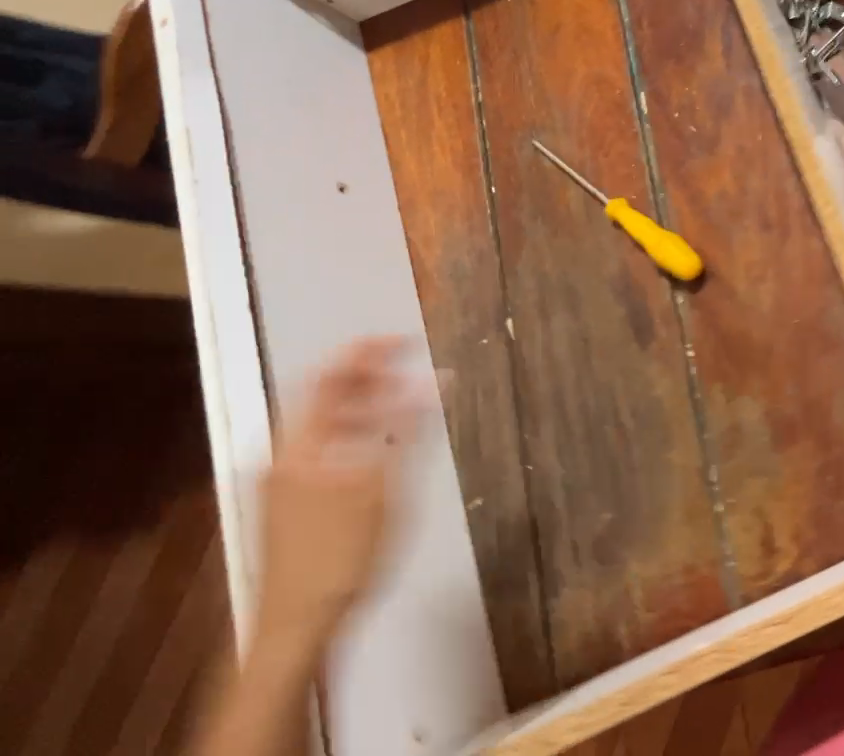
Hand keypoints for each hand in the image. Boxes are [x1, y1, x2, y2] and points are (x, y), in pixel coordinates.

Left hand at [257, 336, 425, 647]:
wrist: (296, 624)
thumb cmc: (343, 555)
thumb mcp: (383, 489)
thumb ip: (407, 430)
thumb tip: (438, 380)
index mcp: (299, 447)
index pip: (328, 379)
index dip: (366, 352)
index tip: (408, 341)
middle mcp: (283, 455)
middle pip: (323, 399)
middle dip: (371, 379)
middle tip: (417, 372)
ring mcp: (284, 480)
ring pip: (327, 425)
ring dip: (368, 407)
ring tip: (411, 405)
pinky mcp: (292, 501)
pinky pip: (327, 448)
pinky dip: (359, 435)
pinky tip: (387, 448)